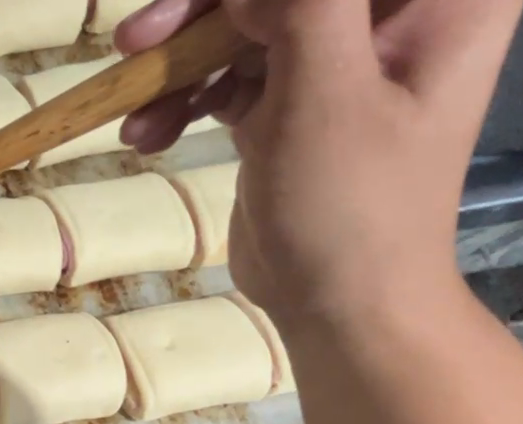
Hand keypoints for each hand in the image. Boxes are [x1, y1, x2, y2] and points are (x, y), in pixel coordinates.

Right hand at [115, 0, 520, 324]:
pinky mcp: (286, 103)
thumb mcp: (327, 99)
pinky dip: (180, 103)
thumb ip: (302, 11)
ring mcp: (334, 61)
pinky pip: (224, 79)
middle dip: (201, 14)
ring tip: (132, 115)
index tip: (194, 11)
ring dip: (176, 68)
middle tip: (134, 42)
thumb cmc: (350, 203)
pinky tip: (149, 136)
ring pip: (241, 29)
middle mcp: (390, 15)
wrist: (338, 295)